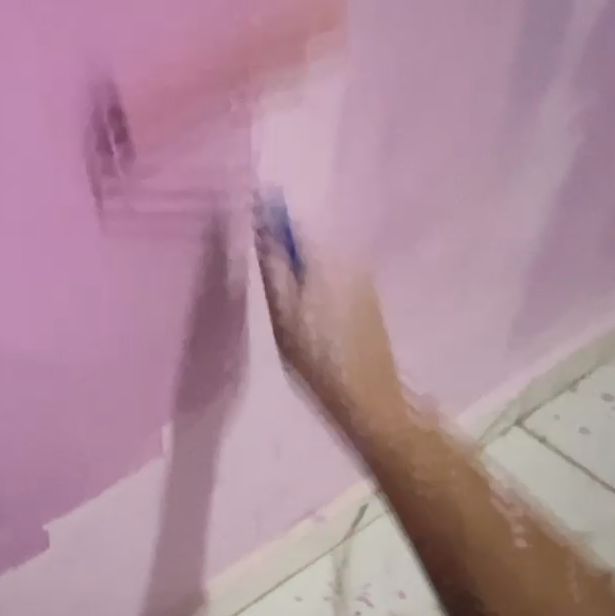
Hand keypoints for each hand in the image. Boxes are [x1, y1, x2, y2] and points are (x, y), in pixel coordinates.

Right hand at [253, 197, 405, 439]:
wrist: (368, 398)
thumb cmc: (316, 358)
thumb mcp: (282, 314)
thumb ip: (274, 267)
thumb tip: (262, 227)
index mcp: (327, 259)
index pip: (293, 221)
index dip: (269, 217)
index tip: (246, 218)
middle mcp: (351, 259)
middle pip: (309, 237)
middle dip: (283, 240)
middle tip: (256, 258)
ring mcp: (363, 278)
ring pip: (321, 255)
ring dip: (298, 259)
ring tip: (275, 283)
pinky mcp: (367, 296)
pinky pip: (333, 272)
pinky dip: (314, 276)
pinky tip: (302, 301)